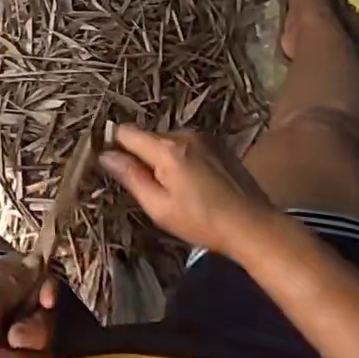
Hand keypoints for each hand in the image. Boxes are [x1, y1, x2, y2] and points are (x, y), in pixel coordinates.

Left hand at [0, 254, 57, 357]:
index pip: (36, 275)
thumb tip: (39, 258)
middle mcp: (5, 312)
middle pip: (46, 318)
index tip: (45, 301)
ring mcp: (9, 350)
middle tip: (10, 340)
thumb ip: (12, 278)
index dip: (46, 288)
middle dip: (31, 334)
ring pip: (42, 355)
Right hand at [98, 124, 275, 255]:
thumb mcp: (159, 207)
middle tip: (151, 187)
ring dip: (163, 157)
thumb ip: (130, 177)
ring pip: (167, 140)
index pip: (126, 132)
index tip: (113, 163)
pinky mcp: (217, 142)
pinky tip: (194, 181)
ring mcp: (204, 136)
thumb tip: (105, 155)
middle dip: (142, 156)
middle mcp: (185, 134)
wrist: (253, 226)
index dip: (115, 144)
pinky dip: (182, 156)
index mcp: (167, 150)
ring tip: (177, 187)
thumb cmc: (202, 222)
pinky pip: (187, 143)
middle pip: (148, 136)